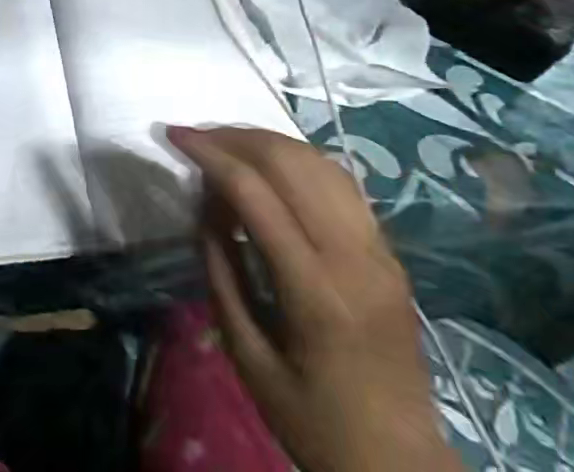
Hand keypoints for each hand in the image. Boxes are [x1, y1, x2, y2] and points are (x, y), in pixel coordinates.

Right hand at [166, 126, 461, 471]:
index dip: (209, 153)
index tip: (173, 135)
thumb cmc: (310, 417)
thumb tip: (206, 202)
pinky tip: (270, 166)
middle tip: (195, 136)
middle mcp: (356, 258)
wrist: (399, 462)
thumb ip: (221, 268)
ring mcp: (381, 252)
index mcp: (315, 291)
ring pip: (321, 164)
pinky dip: (300, 161)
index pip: (256, 193)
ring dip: (268, 142)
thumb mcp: (245, 350)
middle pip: (292, 165)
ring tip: (225, 143)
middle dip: (236, 137)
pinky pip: (342, 186)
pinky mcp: (390, 254)